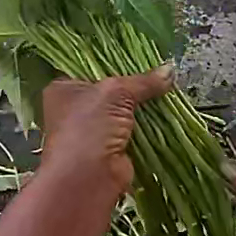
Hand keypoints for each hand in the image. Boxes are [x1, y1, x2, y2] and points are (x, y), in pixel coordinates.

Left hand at [40, 66, 173, 192]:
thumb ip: (142, 81)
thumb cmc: (89, 127)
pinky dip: (149, 126)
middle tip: (161, 73)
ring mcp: (94, 130)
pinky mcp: (112, 149)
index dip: (116, 62)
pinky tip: (168, 113)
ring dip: (144, 107)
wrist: (87, 179)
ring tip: (169, 90)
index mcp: (65, 89)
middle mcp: (76, 109)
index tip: (143, 57)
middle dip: (135, 86)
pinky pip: (134, 131)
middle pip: (111, 91)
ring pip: (125, 112)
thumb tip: (170, 70)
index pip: (91, 68)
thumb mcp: (115, 93)